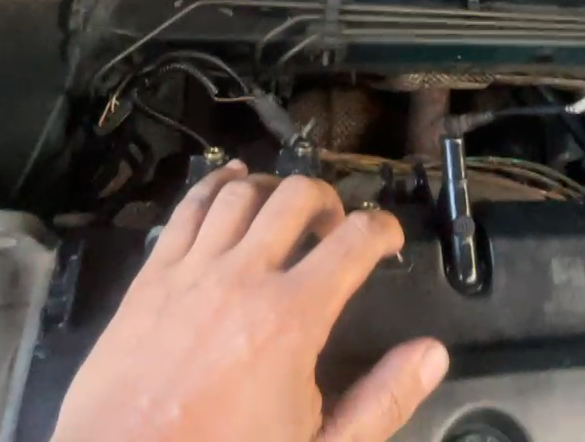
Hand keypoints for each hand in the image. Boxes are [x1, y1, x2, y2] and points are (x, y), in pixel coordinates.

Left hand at [52, 163, 448, 441]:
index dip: (383, 229)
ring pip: (243, 192)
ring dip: (273, 190)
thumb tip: (433, 353)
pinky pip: (188, 208)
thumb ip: (381, 401)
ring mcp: (192, 270)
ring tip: (283, 212)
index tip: (387, 239)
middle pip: (298, 196)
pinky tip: (231, 182)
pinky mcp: (151, 276)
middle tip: (332, 228)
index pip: (356, 239)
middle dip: (328, 200)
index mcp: (292, 316)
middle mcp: (245, 275)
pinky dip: (216, 184)